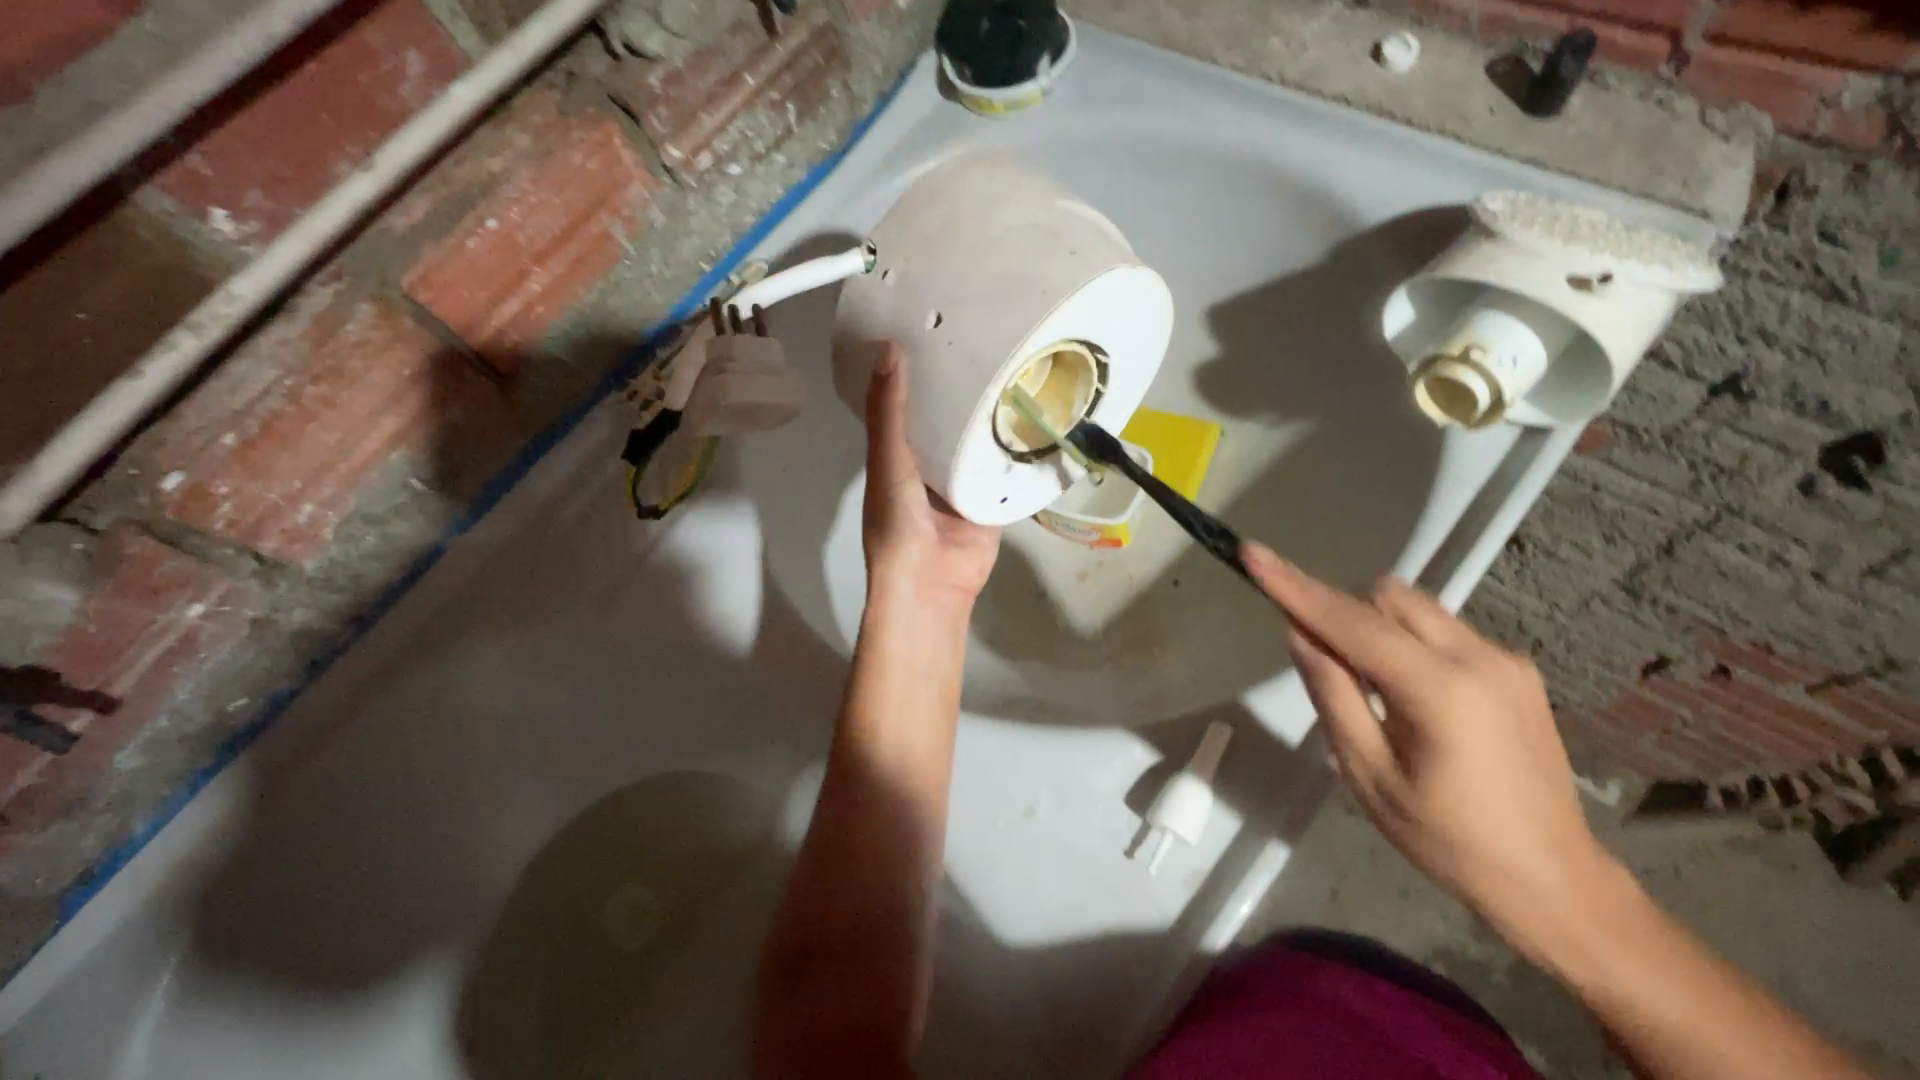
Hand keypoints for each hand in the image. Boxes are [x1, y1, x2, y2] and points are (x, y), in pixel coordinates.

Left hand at [862, 344, 1001, 609]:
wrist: (930, 584)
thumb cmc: (898, 523)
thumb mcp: (888, 460)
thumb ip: (889, 411)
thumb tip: (890, 347)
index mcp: (899, 453)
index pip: (910, 402)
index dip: (921, 370)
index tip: (939, 328)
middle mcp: (931, 464)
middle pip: (951, 419)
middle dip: (968, 390)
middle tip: (995, 340)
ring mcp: (965, 484)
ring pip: (983, 442)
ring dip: (999, 416)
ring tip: (1024, 368)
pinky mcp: (994, 501)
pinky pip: (1010, 471)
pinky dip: (1024, 451)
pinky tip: (1045, 418)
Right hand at [1242, 542, 1617, 946]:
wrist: (1551, 878)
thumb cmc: (1446, 839)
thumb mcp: (1369, 775)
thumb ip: (1333, 695)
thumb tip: (1300, 634)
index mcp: (1439, 689)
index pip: (1351, 622)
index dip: (1295, 587)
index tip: (1253, 554)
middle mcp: (1479, 657)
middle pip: (1390, 597)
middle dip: (1345, 613)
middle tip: (1324, 662)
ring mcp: (1506, 661)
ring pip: (1420, 609)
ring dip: (1379, 627)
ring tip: (1373, 690)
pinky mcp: (1519, 672)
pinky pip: (1447, 633)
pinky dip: (1412, 646)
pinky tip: (1415, 703)